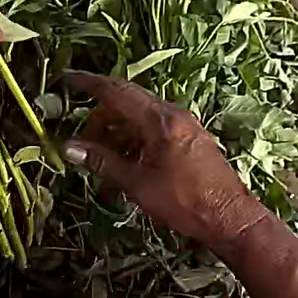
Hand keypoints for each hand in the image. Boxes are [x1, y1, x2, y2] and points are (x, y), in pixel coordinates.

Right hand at [62, 72, 270, 251]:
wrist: (230, 218)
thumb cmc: (184, 202)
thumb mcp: (138, 183)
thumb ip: (103, 162)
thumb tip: (68, 147)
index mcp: (160, 119)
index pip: (117, 91)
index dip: (89, 84)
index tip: (66, 79)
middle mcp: (174, 114)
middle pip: (128, 103)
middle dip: (100, 118)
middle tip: (81, 140)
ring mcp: (184, 125)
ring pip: (141, 117)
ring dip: (117, 132)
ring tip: (100, 157)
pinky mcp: (189, 139)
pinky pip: (154, 129)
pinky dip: (134, 139)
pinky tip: (125, 162)